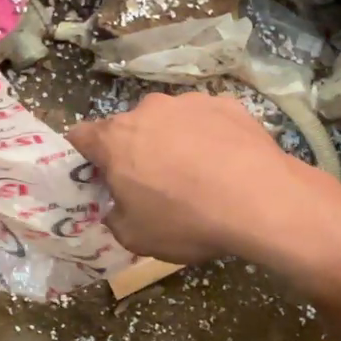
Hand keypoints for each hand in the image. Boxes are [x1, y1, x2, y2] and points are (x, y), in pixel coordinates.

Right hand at [66, 92, 309, 264]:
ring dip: (173, 142)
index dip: (85, 157)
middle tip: (154, 185)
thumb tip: (117, 207)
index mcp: (115, 139)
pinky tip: (226, 166)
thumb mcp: (135, 238)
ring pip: (169, 122)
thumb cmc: (186, 220)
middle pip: (128, 128)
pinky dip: (209, 138)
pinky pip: (206, 121)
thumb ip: (115, 217)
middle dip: (134, 152)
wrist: (260, 200)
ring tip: (199, 176)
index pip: (80, 136)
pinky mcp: (227, 104)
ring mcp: (189, 102)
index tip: (98, 177)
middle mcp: (148, 110)